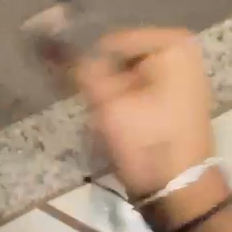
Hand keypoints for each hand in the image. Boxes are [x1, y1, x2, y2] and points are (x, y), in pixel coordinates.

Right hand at [70, 28, 217, 201]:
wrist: (178, 189)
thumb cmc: (146, 142)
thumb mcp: (107, 102)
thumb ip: (79, 68)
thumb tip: (51, 43)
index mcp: (171, 43)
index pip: (106, 42)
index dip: (87, 66)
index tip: (76, 90)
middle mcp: (180, 50)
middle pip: (117, 56)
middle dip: (100, 79)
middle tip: (96, 109)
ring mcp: (181, 73)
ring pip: (124, 74)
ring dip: (109, 92)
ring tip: (108, 118)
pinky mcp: (175, 96)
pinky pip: (137, 88)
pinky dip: (123, 100)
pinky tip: (120, 121)